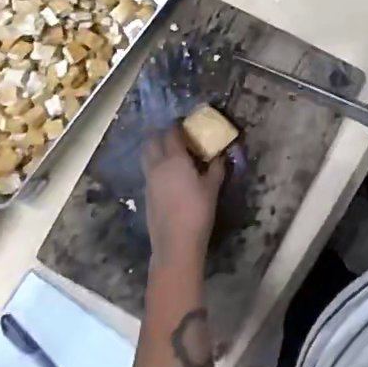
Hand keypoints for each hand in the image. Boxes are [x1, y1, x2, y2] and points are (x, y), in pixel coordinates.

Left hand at [142, 126, 225, 266]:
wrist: (176, 243)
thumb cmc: (198, 211)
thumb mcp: (212, 187)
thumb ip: (216, 168)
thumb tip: (221, 155)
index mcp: (174, 159)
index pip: (172, 134)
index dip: (178, 126)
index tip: (186, 124)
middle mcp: (157, 165)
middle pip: (153, 141)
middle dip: (162, 134)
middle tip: (176, 135)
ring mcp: (149, 180)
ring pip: (147, 155)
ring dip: (156, 148)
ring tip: (171, 152)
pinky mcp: (146, 193)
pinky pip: (148, 169)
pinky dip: (156, 163)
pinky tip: (169, 173)